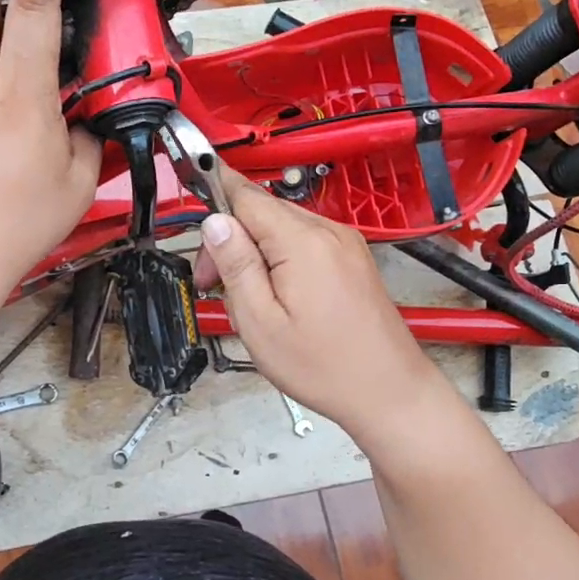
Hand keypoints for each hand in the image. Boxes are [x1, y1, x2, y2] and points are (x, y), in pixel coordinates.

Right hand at [196, 173, 452, 431]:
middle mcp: (328, 233)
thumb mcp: (260, 322)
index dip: (213, 195)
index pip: (246, 196)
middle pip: (261, 212)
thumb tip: (215, 222)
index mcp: (302, 243)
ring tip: (244, 298)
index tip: (190, 186)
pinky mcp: (351, 260)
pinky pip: (303, 244)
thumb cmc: (325, 367)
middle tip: (211, 283)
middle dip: (229, 239)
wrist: (388, 393)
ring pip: (281, 228)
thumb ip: (236, 265)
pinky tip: (272, 296)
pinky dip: (278, 260)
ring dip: (252, 252)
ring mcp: (344, 245)